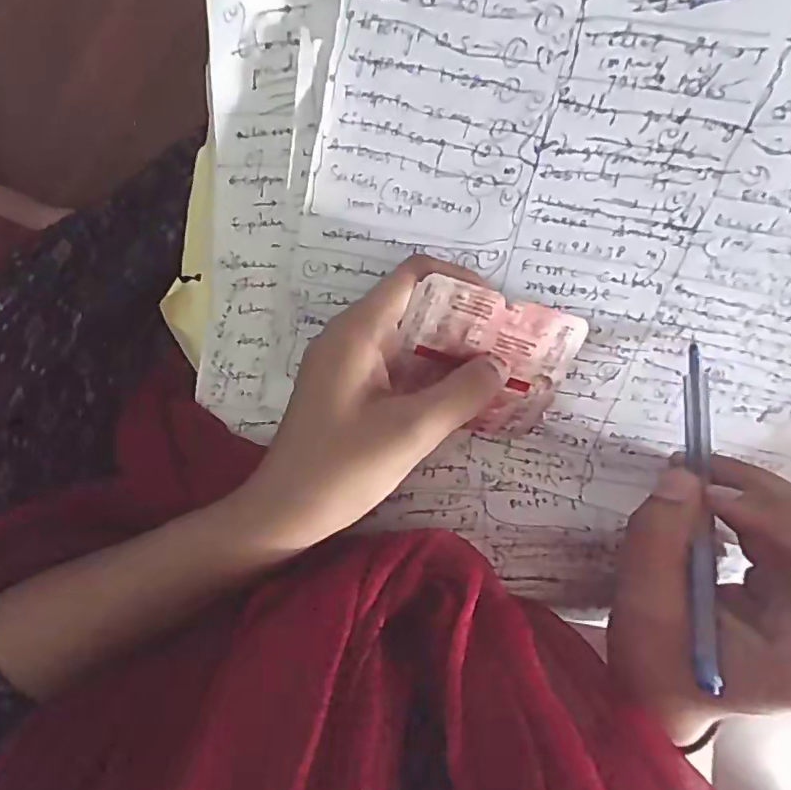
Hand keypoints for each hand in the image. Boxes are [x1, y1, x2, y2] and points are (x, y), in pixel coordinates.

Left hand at [227, 255, 507, 552]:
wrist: (282, 513)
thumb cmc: (339, 470)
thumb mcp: (409, 431)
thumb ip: (461, 393)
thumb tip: (501, 365)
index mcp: (358, 332)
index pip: (414, 276)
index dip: (461, 283)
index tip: (499, 311)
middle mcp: (352, 338)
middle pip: (416, 308)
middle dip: (465, 324)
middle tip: (508, 348)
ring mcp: (350, 366)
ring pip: (410, 342)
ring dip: (452, 354)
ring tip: (498, 373)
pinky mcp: (352, 392)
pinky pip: (399, 370)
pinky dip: (432, 378)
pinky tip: (465, 399)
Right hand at [607, 457, 790, 744]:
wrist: (668, 697)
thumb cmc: (658, 666)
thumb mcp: (642, 605)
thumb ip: (657, 538)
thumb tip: (684, 476)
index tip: (717, 498)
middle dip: (769, 501)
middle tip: (698, 476)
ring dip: (764, 500)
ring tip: (701, 488)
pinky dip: (762, 512)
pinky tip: (720, 509)